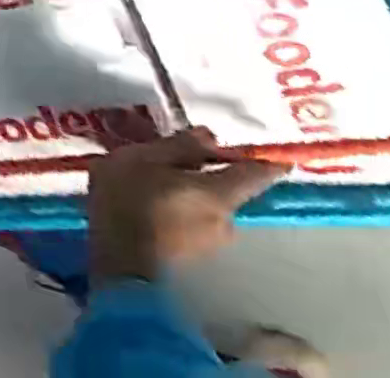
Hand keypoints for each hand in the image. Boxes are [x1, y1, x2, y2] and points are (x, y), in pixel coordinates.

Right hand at [87, 127, 289, 283]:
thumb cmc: (129, 196)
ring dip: (185, 196)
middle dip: (201, 178)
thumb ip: (177, 147)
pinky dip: (176, 212)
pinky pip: (192, 223)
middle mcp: (230, 218)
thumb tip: (210, 135)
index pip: (258, 173)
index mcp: (221, 192)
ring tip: (146, 189)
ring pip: (206, 208)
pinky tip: (146, 209)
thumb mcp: (141, 158)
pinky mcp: (196, 253)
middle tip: (164, 167)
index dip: (264, 161)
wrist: (120, 254)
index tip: (269, 155)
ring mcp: (215, 240)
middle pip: (225, 190)